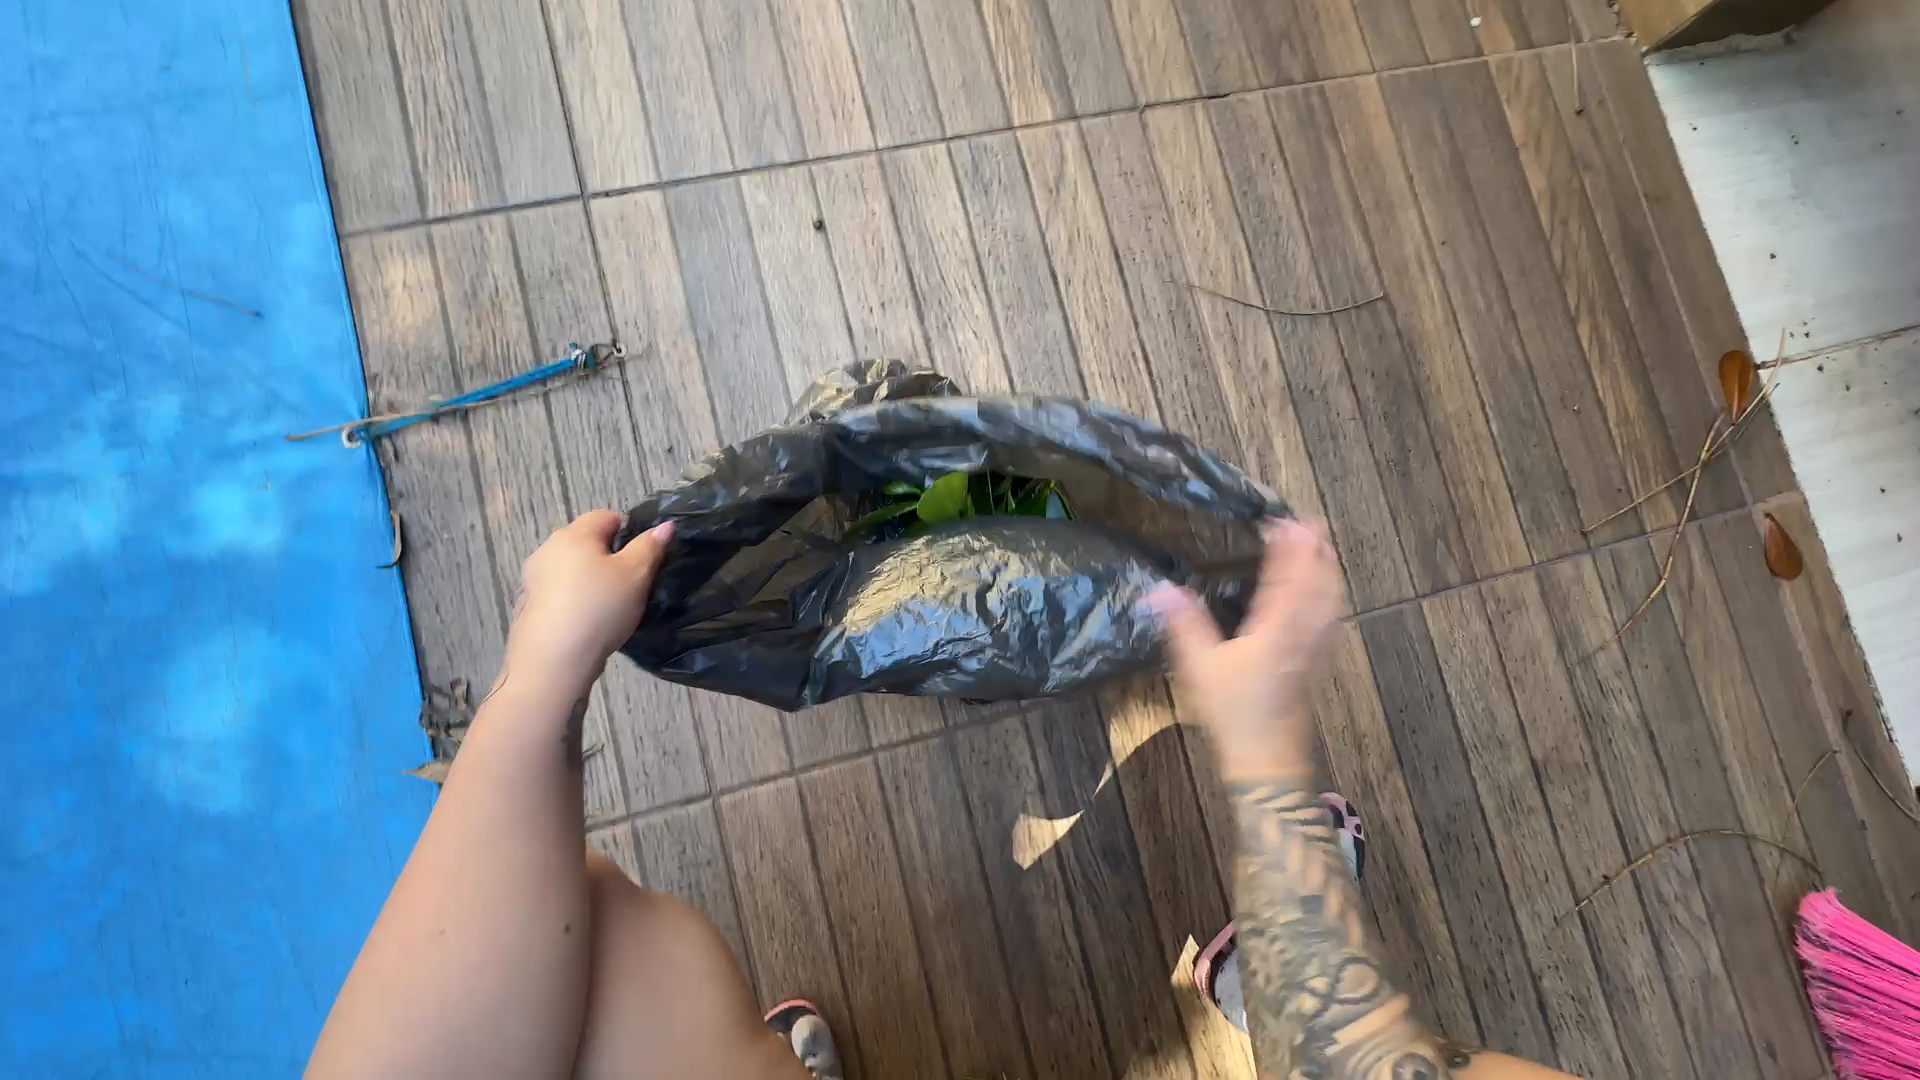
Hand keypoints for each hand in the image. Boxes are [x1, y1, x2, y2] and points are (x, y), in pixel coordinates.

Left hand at [503, 511, 673, 693]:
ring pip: (574, 567)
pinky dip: (577, 598)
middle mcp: (548, 548)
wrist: (554, 658)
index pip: (607, 517)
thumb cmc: (601, 607)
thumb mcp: (637, 574)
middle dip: (611, 556)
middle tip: (632, 582)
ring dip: (593, 578)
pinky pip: (562, 590)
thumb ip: (651, 546)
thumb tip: (665, 525)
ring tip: (612, 604)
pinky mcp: (530, 604)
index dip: (630, 532)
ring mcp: (534, 577)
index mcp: (574, 534)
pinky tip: (590, 620)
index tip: (645, 558)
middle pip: (587, 541)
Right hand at [1147, 518, 1343, 781]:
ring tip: (1324, 550)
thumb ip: (1183, 624)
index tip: (1285, 520)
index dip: (1289, 547)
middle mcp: (1301, 634)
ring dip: (1328, 572)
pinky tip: (1328, 600)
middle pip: (1318, 585)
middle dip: (1316, 552)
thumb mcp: (1198, 666)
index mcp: (1275, 629)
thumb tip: (1158, 588)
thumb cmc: (1232, 711)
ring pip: (1330, 602)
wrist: (1266, 759)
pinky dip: (1331, 600)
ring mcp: (1313, 650)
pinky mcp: (1316, 665)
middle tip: (1311, 523)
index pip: (1287, 578)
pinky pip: (1331, 622)